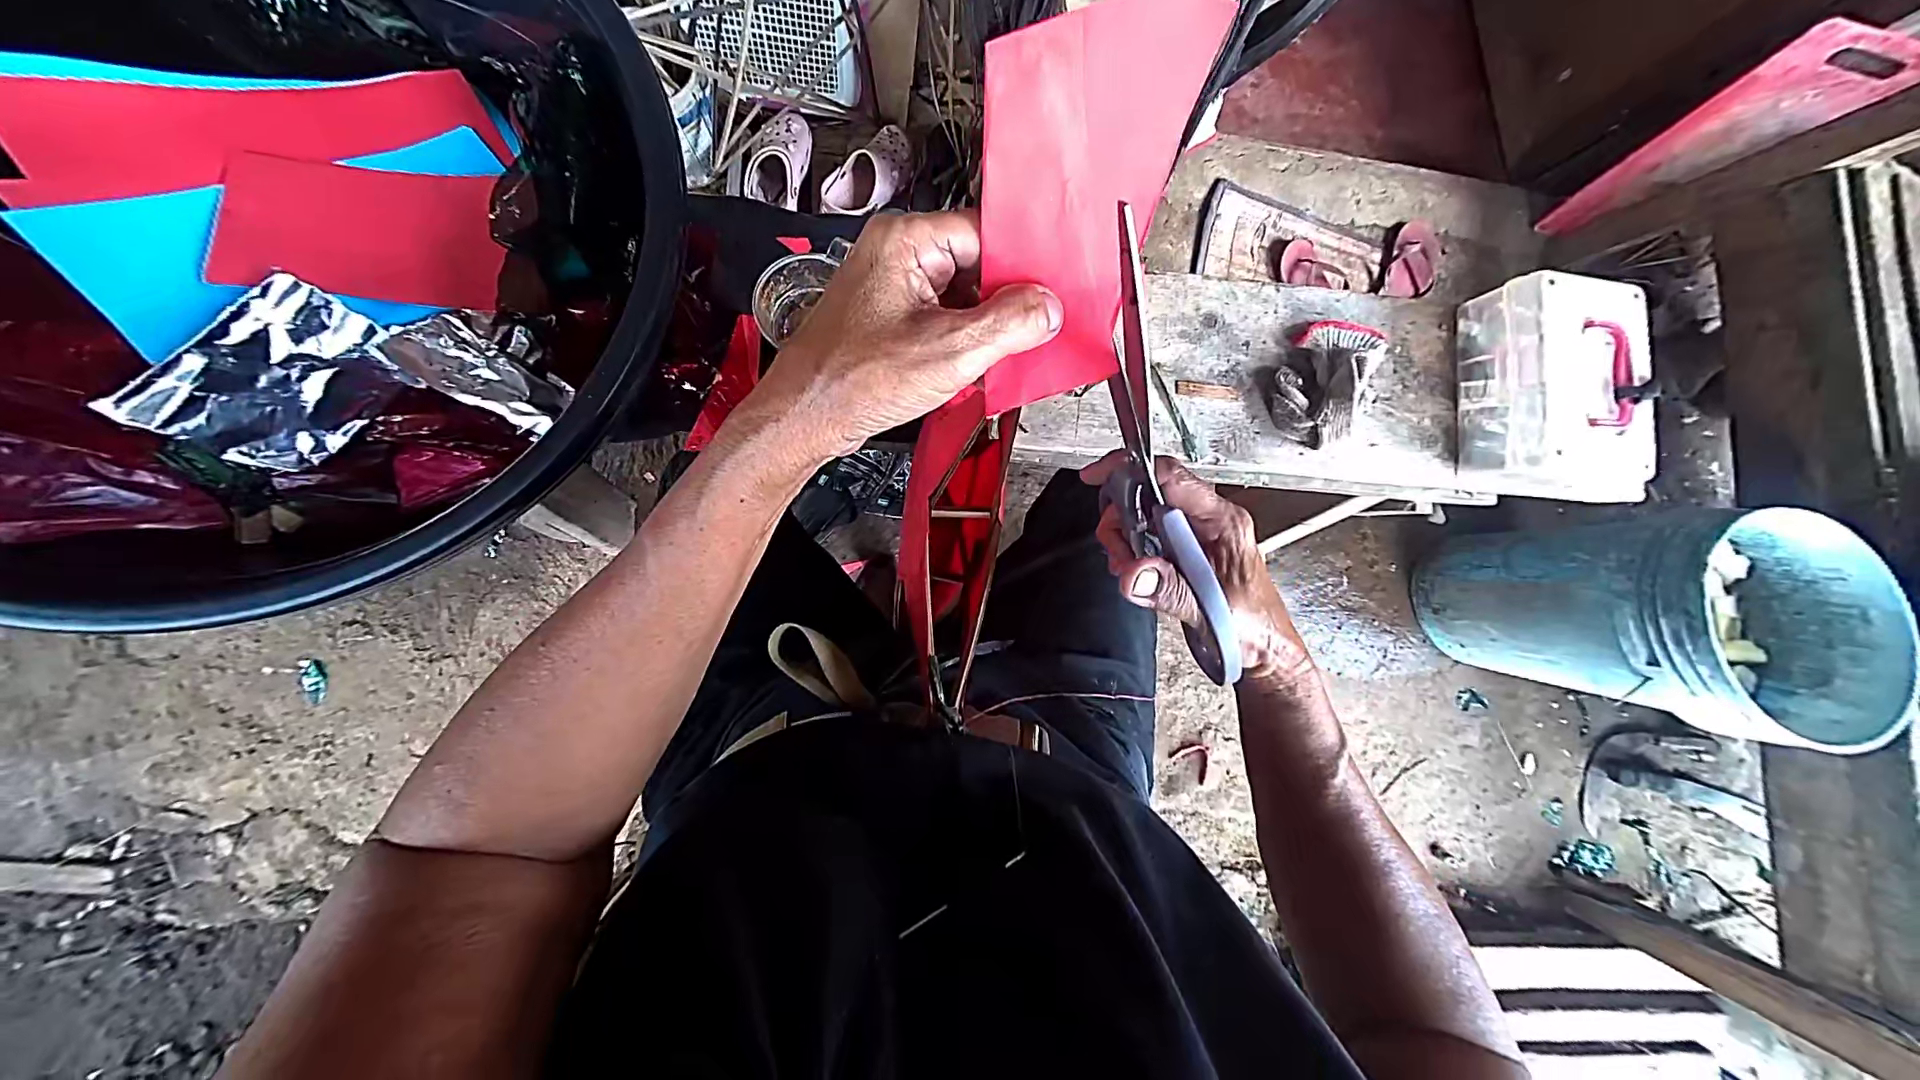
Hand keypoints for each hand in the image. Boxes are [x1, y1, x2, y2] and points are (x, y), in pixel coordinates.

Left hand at [745, 210, 1062, 461]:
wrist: (807, 418)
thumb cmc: (850, 380)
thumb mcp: (948, 351)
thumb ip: (1008, 323)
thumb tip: (1046, 308)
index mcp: (904, 241)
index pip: (985, 233)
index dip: (1020, 267)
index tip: (1046, 294)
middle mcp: (896, 257)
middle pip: (976, 266)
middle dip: (1003, 304)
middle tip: (1026, 332)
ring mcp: (893, 290)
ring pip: (962, 297)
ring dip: (983, 328)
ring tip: (991, 357)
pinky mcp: (892, 321)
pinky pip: (942, 320)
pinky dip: (962, 342)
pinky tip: (970, 367)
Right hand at [1081, 452, 1317, 685]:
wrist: (1264, 646)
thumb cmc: (1253, 625)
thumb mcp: (1211, 610)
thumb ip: (1169, 591)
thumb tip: (1133, 572)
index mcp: (1223, 522)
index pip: (1170, 477)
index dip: (1128, 470)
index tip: (1097, 475)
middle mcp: (1210, 520)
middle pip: (1149, 493)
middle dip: (1120, 518)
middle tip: (1115, 550)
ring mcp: (1197, 532)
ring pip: (1145, 514)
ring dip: (1124, 538)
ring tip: (1128, 567)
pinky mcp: (1186, 547)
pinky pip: (1149, 533)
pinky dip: (1132, 549)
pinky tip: (1136, 572)